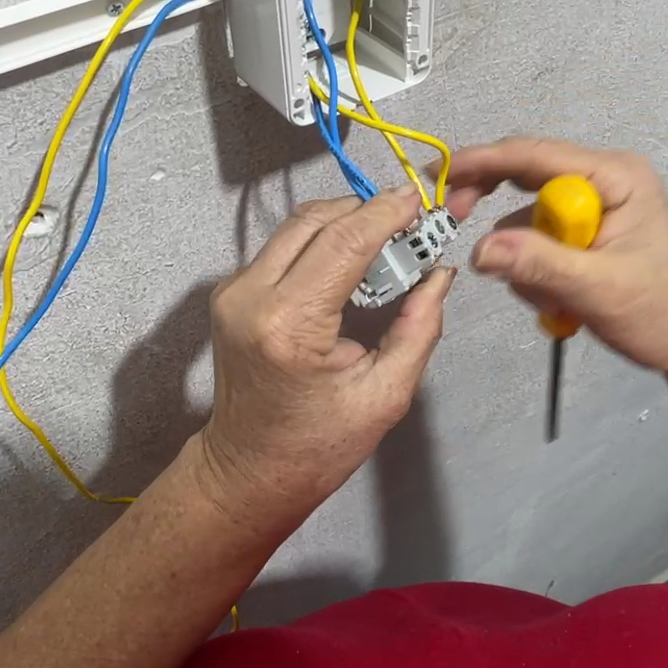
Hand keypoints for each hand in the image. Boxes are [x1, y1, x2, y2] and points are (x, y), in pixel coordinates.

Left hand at [198, 188, 454, 527]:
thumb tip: (439, 273)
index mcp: (289, 325)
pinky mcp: (228, 292)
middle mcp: (250, 296)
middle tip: (407, 222)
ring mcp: (232, 290)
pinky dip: (319, 240)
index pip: (342, 243)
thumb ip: (418, 328)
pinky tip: (348, 257)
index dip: (384, 214)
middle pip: (314, 222)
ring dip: (341, 221)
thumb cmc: (319, 446)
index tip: (417, 199)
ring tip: (383, 237)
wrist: (247, 469)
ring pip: (294, 227)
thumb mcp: (384, 395)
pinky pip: (281, 247)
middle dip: (364, 211)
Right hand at [444, 136, 667, 378]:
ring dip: (523, 257)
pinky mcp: (587, 232)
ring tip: (553, 299)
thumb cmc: (664, 313)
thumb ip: (538, 264)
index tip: (436, 174)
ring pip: (525, 216)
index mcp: (613, 177)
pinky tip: (557, 298)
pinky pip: (537, 239)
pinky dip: (534, 268)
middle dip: (492, 205)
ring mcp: (594, 206)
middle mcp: (601, 180)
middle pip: (523, 175)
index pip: (532, 155)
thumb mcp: (598, 289)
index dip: (480, 161)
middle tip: (458, 223)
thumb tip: (480, 249)